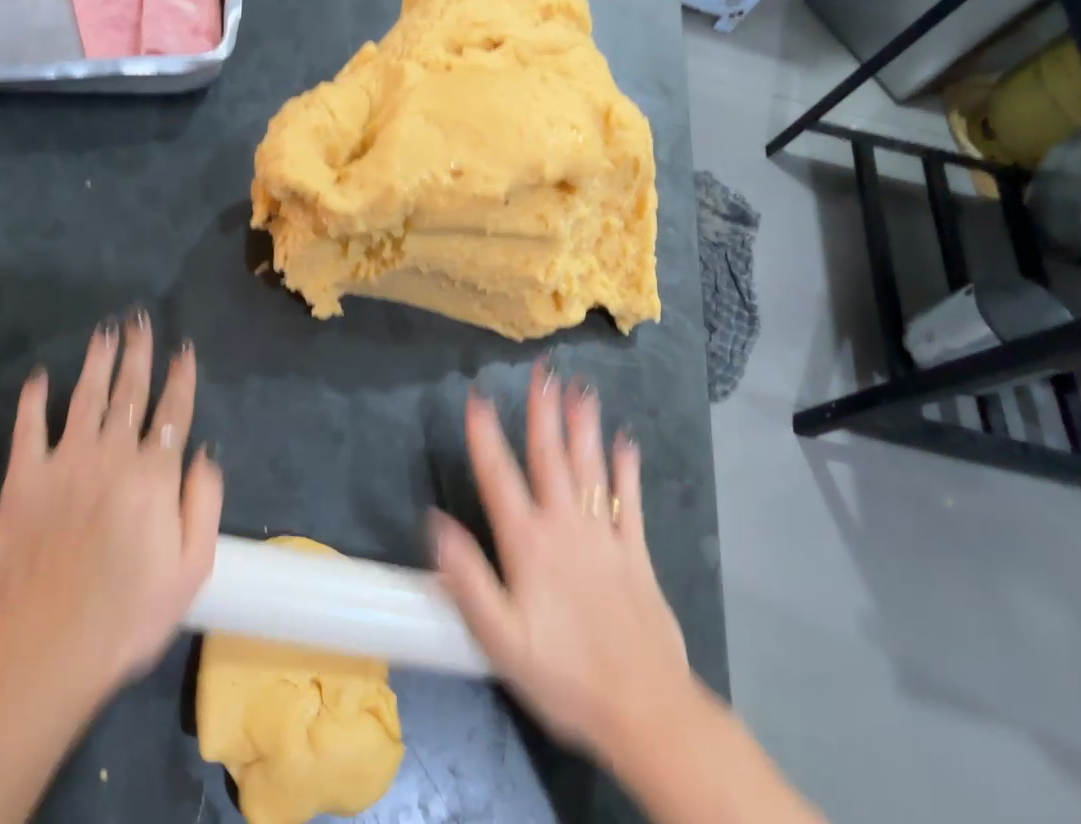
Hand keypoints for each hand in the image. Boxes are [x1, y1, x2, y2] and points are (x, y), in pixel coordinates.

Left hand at [0, 312, 224, 696]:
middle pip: (129, 394)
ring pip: (86, 399)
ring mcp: (64, 463)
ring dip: (97, 363)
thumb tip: (203, 453)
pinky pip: (29, 428)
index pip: (173, 414)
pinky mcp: (24, 479)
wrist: (50, 643)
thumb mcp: (192, 568)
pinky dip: (34, 400)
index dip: (180, 378)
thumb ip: (203, 503)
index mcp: (154, 477)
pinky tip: (40, 377)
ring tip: (105, 332)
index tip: (184, 348)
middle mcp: (111, 456)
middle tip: (141, 320)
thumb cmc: (130, 614)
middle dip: (138, 354)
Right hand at [432, 363, 694, 760]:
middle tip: (541, 371)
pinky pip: (631, 502)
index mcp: (528, 546)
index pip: (499, 479)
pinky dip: (627, 470)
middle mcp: (566, 530)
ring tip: (580, 389)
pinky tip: (626, 443)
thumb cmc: (562, 676)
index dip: (484, 436)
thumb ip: (466, 579)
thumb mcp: (499, 639)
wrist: (644, 709)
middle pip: (551, 461)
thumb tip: (435, 524)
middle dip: (542, 413)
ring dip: (584, 428)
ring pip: (592, 470)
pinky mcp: (637, 555)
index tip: (476, 396)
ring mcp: (606, 539)